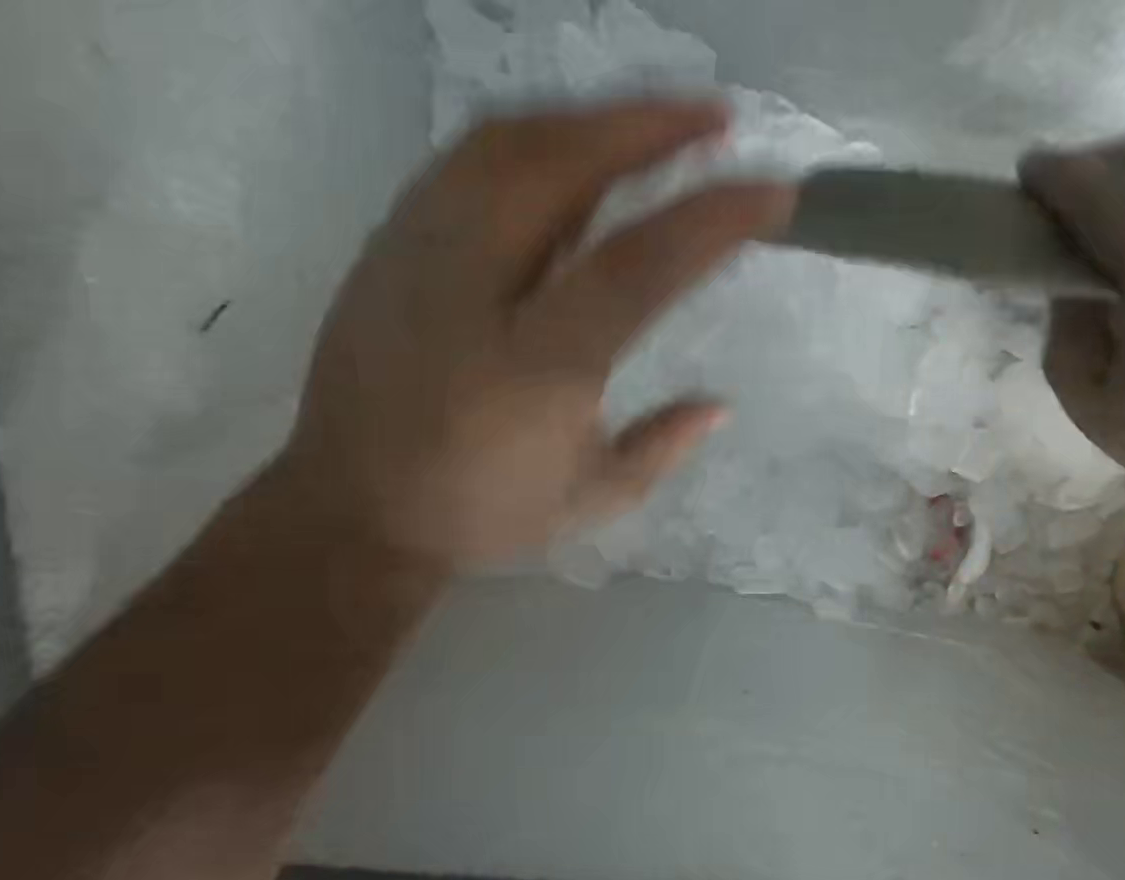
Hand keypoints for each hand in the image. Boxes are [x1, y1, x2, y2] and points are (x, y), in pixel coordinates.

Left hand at [273, 101, 794, 567]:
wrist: (352, 510)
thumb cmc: (486, 514)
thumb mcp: (595, 499)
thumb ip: (664, 446)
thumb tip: (719, 403)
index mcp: (538, 369)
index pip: (637, 267)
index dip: (711, 220)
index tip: (772, 195)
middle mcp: (472, 292)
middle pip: (560, 167)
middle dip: (649, 128)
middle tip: (718, 119)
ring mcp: (418, 255)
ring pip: (506, 144)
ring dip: (593, 119)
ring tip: (655, 122)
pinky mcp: (389, 245)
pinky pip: (468, 161)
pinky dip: (538, 137)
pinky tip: (577, 146)